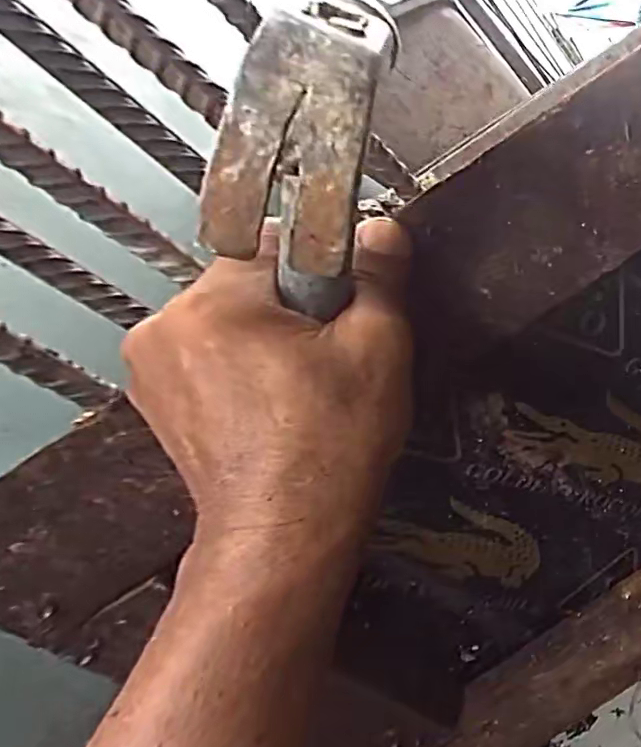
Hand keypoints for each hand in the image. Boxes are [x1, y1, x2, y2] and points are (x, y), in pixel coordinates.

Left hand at [123, 218, 413, 565]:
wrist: (293, 515)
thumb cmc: (336, 433)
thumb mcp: (380, 342)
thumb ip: (379, 278)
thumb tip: (382, 231)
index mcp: (213, 307)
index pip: (278, 243)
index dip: (332, 265)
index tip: (359, 294)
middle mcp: (164, 330)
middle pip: (253, 282)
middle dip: (306, 300)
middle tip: (345, 343)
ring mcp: (153, 368)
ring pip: (237, 317)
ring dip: (281, 330)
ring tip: (320, 374)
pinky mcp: (160, 398)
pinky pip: (217, 352)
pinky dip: (256, 360)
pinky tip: (292, 392)